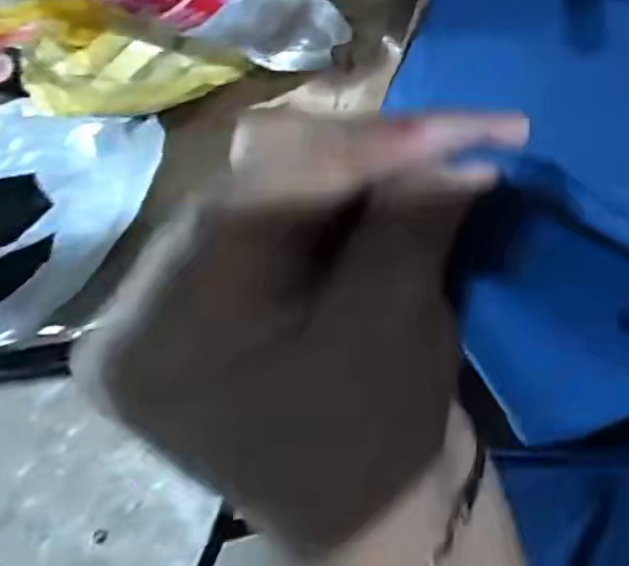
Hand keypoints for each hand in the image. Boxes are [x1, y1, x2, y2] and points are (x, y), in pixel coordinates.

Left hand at [75, 111, 528, 556]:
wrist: (372, 497)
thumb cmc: (373, 433)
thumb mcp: (392, 327)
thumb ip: (413, 226)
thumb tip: (462, 152)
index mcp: (164, 328)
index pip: (259, 197)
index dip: (366, 150)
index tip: (464, 131)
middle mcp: (156, 292)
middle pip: (268, 174)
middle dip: (379, 147)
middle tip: (472, 135)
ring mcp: (199, 279)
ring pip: (291, 172)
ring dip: (381, 156)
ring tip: (454, 150)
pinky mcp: (244, 273)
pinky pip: (306, 195)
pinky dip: (373, 179)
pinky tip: (417, 176)